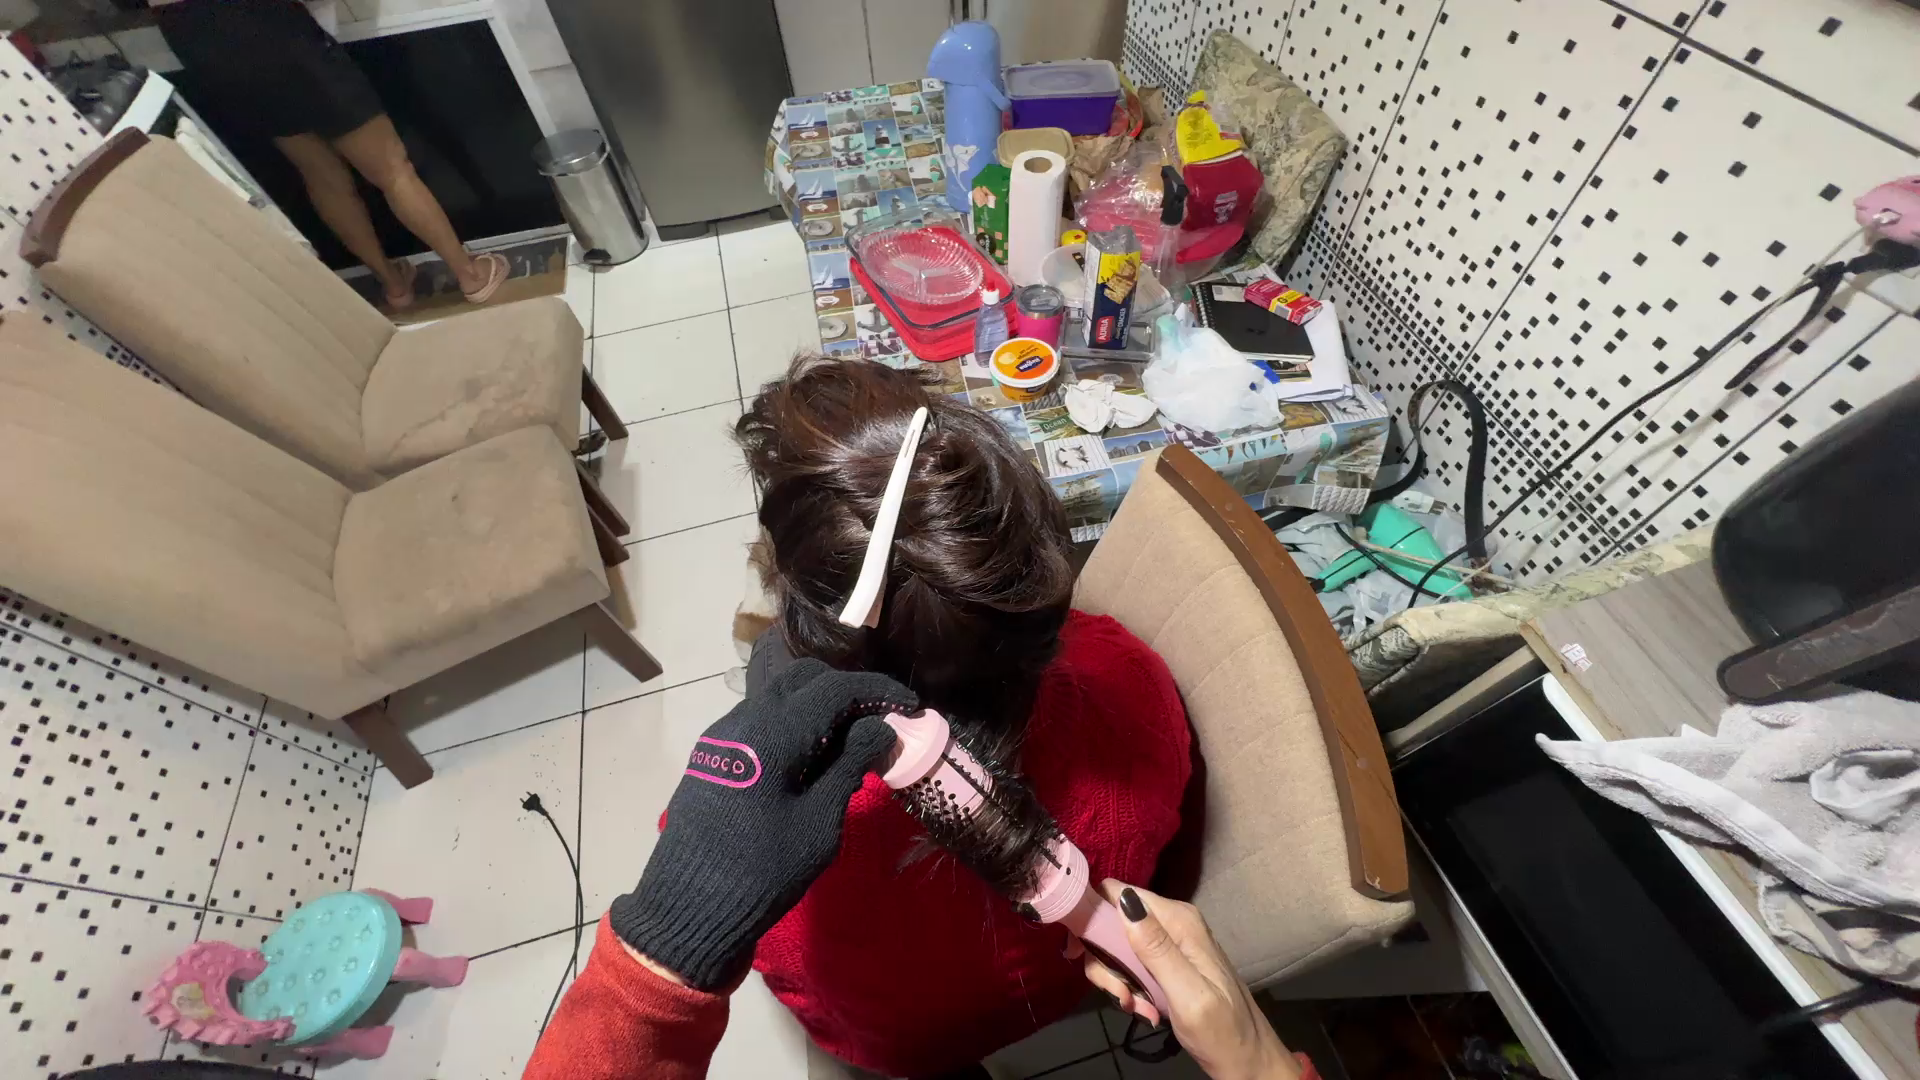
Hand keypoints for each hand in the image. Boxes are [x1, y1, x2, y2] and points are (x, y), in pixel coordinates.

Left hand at [608, 659, 916, 989]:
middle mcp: (744, 719)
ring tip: (847, 746)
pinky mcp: (714, 753)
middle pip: (804, 678)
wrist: (686, 911)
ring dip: (819, 706)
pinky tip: (810, 760)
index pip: (835, 687)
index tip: (910, 704)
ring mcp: (724, 734)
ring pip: (780, 695)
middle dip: (847, 690)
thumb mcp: (819, 822)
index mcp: (771, 733)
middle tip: (878, 720)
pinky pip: (762, 718)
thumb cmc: (761, 871)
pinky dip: (794, 723)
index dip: (878, 690)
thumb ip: (851, 764)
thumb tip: (881, 726)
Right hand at [1081, 881, 1298, 1079]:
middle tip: (1120, 996)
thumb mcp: (1189, 995)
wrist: (1251, 1067)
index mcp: (1177, 919)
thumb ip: (1155, 947)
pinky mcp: (1166, 963)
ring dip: (1118, 980)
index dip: (1090, 915)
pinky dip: (1130, 988)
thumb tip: (1122, 898)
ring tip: (1136, 1008)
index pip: (1117, 891)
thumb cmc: (1224, 1033)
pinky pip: (1132, 965)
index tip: (1080, 952)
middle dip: (1105, 960)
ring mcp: (1169, 942)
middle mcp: (1171, 921)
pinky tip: (1145, 1011)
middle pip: (1112, 921)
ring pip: (1118, 946)